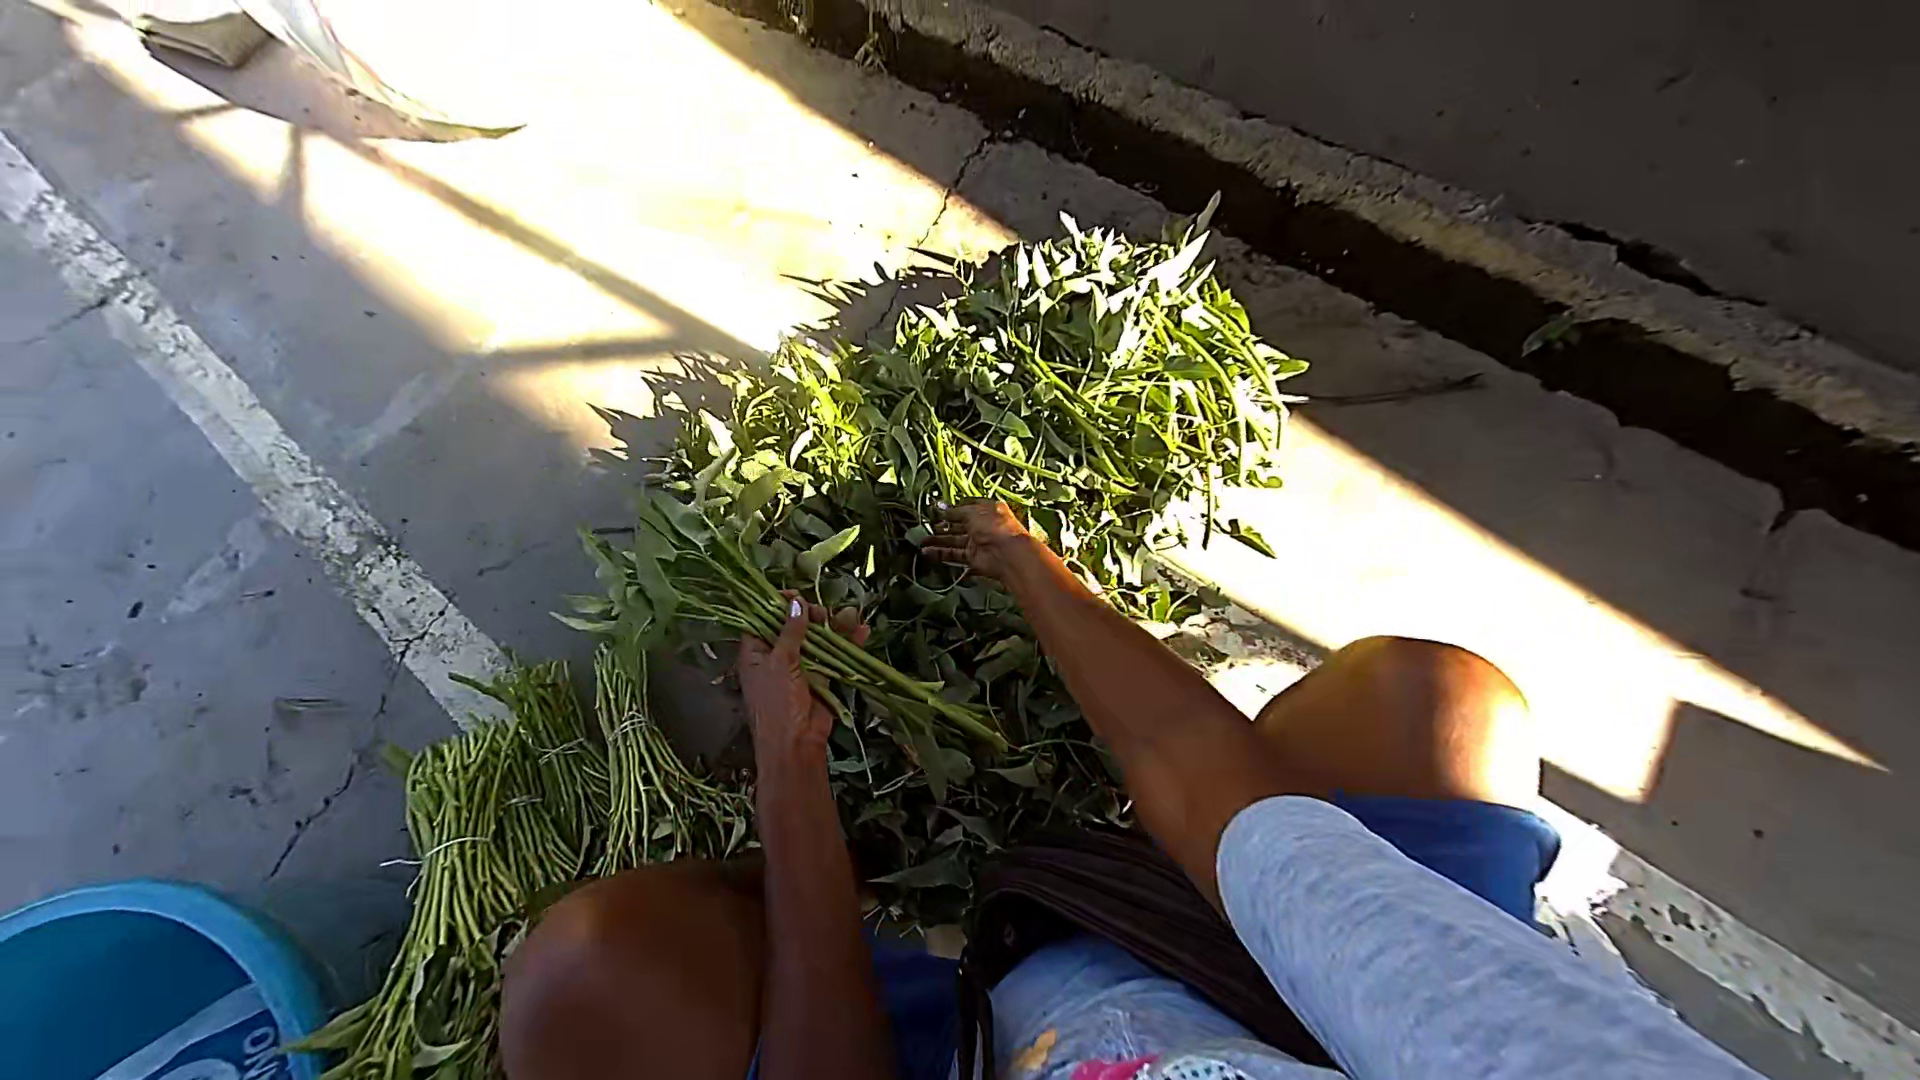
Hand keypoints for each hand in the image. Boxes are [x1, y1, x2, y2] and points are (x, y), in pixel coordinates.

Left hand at [738, 594, 869, 763]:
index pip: (762, 620)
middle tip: (821, 613)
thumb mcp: (780, 663)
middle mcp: (776, 657)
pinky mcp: (821, 677)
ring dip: (832, 627)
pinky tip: (861, 631)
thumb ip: (790, 632)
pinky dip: (847, 643)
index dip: (776, 605)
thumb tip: (795, 602)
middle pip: (792, 626)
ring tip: (847, 616)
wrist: (796, 744)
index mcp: (755, 653)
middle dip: (809, 615)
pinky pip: (834, 655)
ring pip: (816, 639)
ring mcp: (800, 667)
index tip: (794, 594)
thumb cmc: (777, 703)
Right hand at [920, 499, 1037, 580]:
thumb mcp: (973, 512)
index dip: (952, 508)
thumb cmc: (993, 525)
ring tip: (921, 541)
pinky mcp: (973, 558)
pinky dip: (941, 553)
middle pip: (958, 525)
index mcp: (986, 509)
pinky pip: (954, 554)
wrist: (1007, 553)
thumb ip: (955, 511)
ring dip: (938, 540)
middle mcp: (982, 525)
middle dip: (942, 525)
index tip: (936, 510)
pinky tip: (927, 552)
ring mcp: (977, 542)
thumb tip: (940, 508)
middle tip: (925, 526)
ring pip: (954, 540)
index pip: (966, 507)